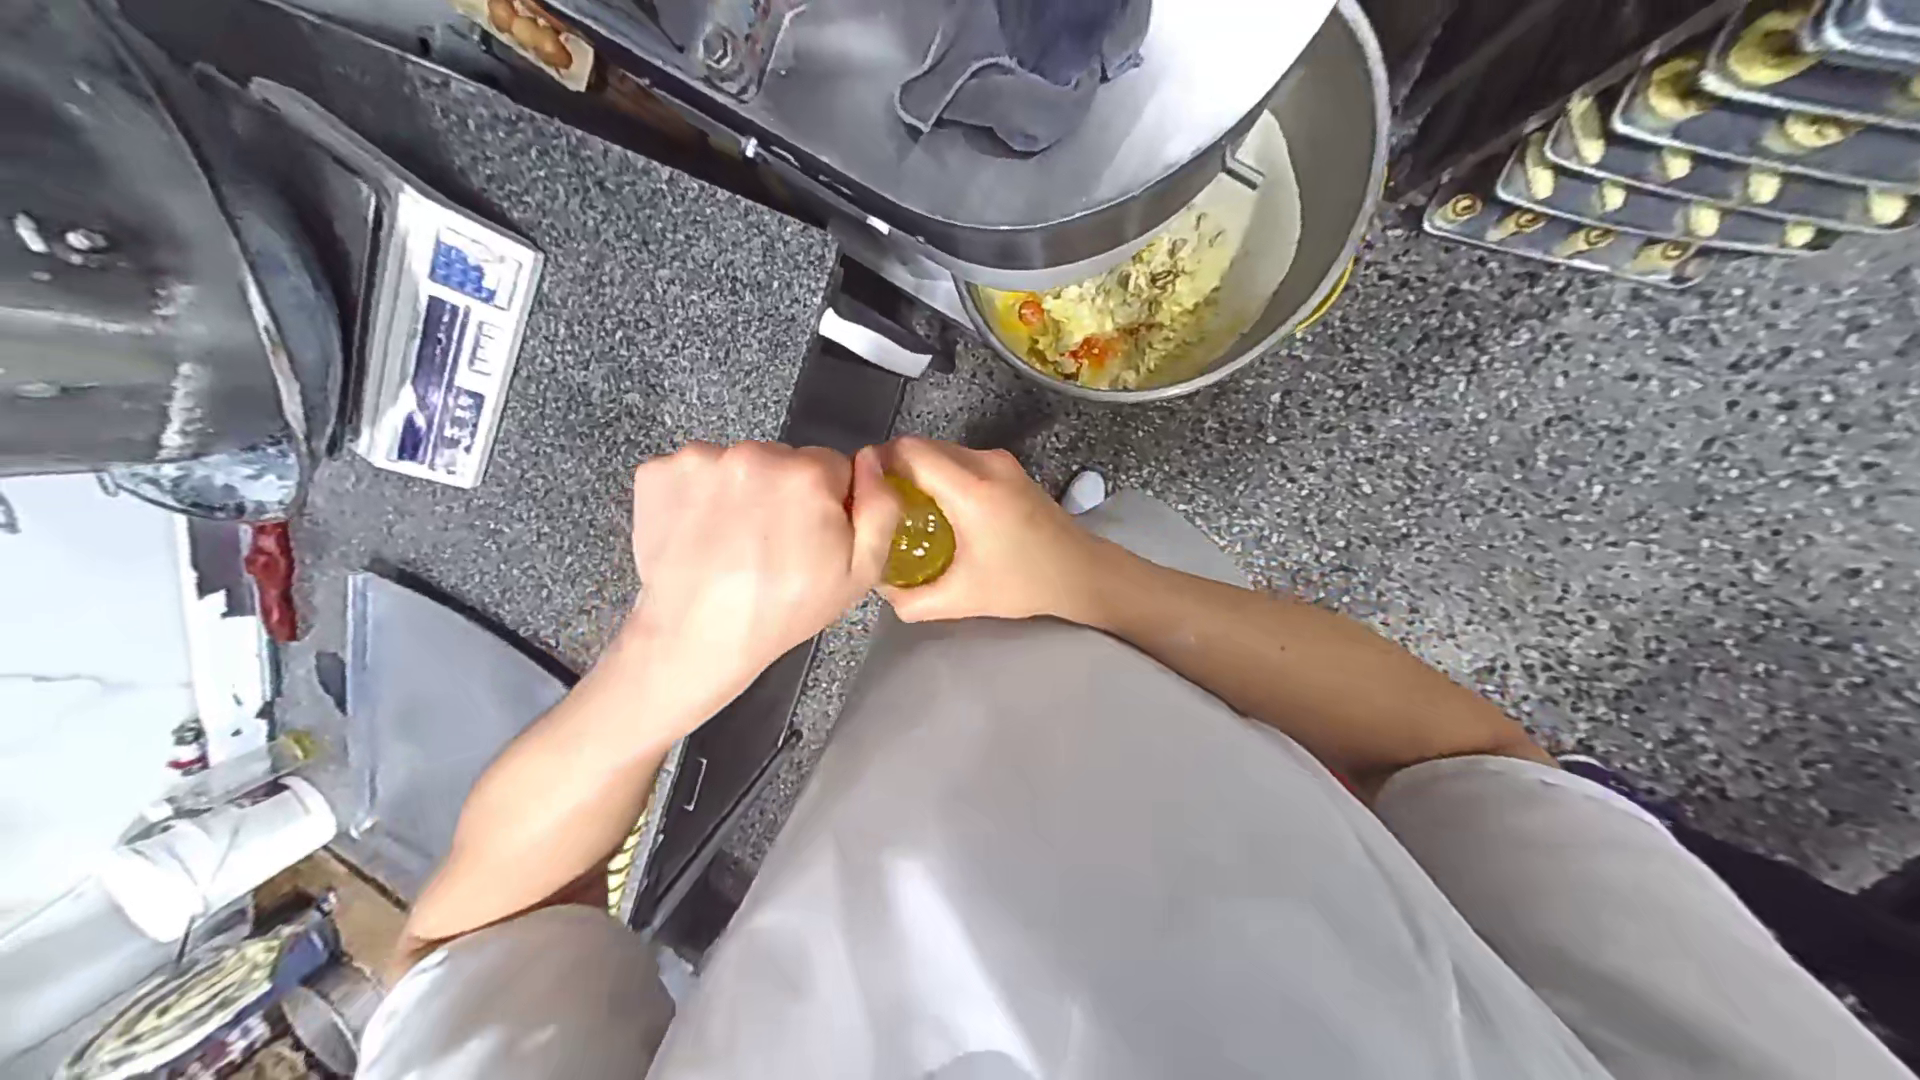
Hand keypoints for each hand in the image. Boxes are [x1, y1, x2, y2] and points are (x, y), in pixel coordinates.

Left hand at [618, 441, 899, 728]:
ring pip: (741, 464)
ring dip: (743, 492)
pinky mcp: (658, 472)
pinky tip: (704, 533)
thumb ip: (881, 507)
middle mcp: (753, 453)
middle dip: (786, 492)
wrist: (698, 637)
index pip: (833, 465)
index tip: (812, 536)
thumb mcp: (860, 572)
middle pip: (785, 460)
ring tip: (736, 542)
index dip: (829, 502)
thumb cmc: (784, 609)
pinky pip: (697, 471)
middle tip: (774, 544)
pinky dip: (700, 495)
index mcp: (807, 473)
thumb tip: (872, 460)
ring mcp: (700, 459)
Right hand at [870, 437, 1110, 623]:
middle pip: (922, 446)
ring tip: (903, 506)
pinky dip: (940, 472)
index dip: (879, 462)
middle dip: (894, 467)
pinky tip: (936, 505)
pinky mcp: (1009, 466)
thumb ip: (912, 600)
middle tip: (879, 502)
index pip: (910, 451)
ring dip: (917, 469)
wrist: (1081, 572)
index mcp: (972, 491)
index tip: (864, 488)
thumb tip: (877, 585)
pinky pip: (960, 458)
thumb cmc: (1024, 584)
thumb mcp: (961, 599)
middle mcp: (986, 464)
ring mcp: (1000, 461)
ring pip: (942, 449)